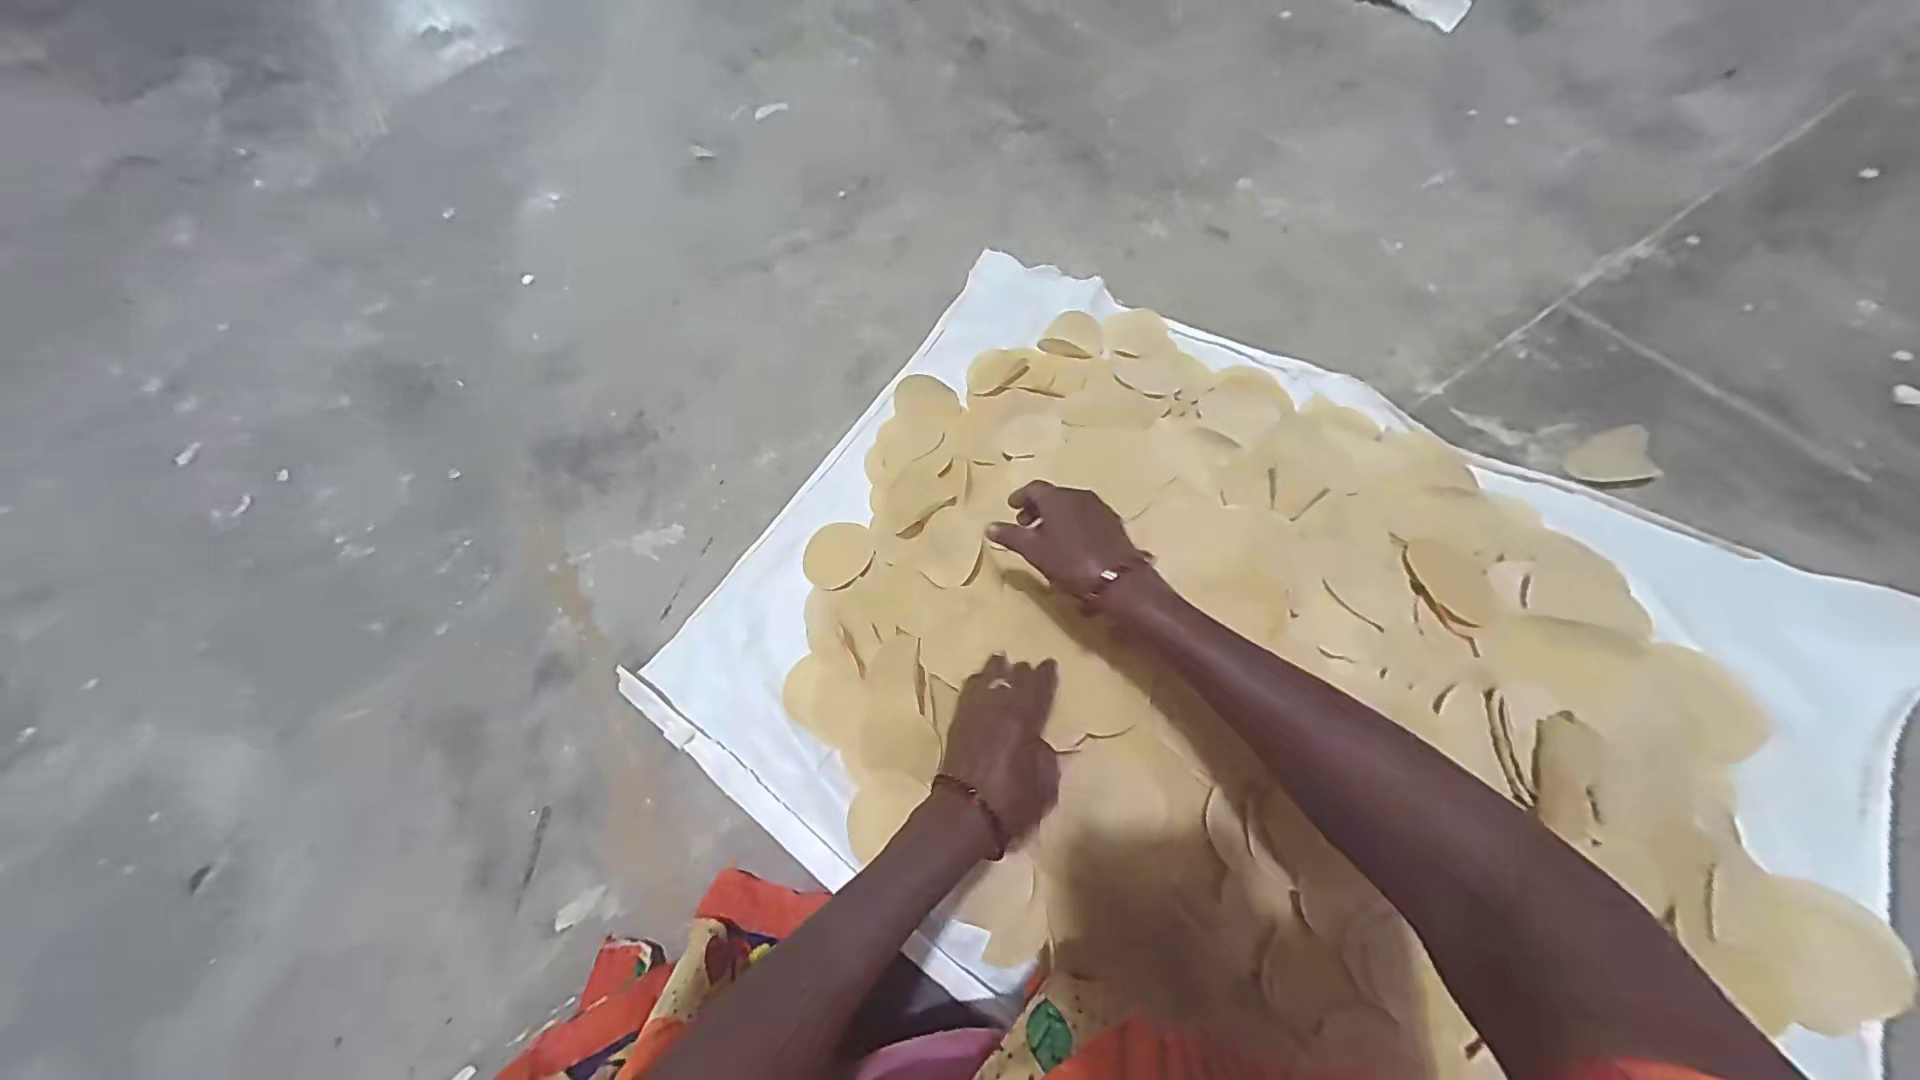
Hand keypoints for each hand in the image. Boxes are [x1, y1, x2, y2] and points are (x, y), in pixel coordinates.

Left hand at [940, 655, 1060, 843]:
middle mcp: (998, 710)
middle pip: (1010, 680)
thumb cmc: (1010, 804)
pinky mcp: (956, 724)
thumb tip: (1040, 744)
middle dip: (1020, 671)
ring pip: (985, 681)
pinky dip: (975, 684)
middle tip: (1025, 664)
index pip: (1038, 690)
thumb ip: (1046, 759)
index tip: (1049, 663)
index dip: (1045, 676)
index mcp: (1023, 721)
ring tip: (999, 659)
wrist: (963, 813)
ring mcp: (974, 714)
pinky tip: (976, 681)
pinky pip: (967, 694)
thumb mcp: (1045, 786)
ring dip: (994, 670)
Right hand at [987, 481, 1142, 597]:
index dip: (1020, 497)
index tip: (1012, 507)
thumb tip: (989, 527)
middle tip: (1025, 523)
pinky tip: (1070, 543)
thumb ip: (1010, 536)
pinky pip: (1085, 516)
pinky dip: (1073, 523)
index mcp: (1056, 498)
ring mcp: (1099, 508)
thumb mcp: (1033, 551)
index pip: (1033, 488)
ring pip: (1071, 506)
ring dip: (1056, 516)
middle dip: (1037, 508)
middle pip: (1053, 496)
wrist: (1117, 579)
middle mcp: (1078, 495)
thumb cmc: (1068, 561)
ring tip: (1046, 536)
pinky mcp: (1113, 523)